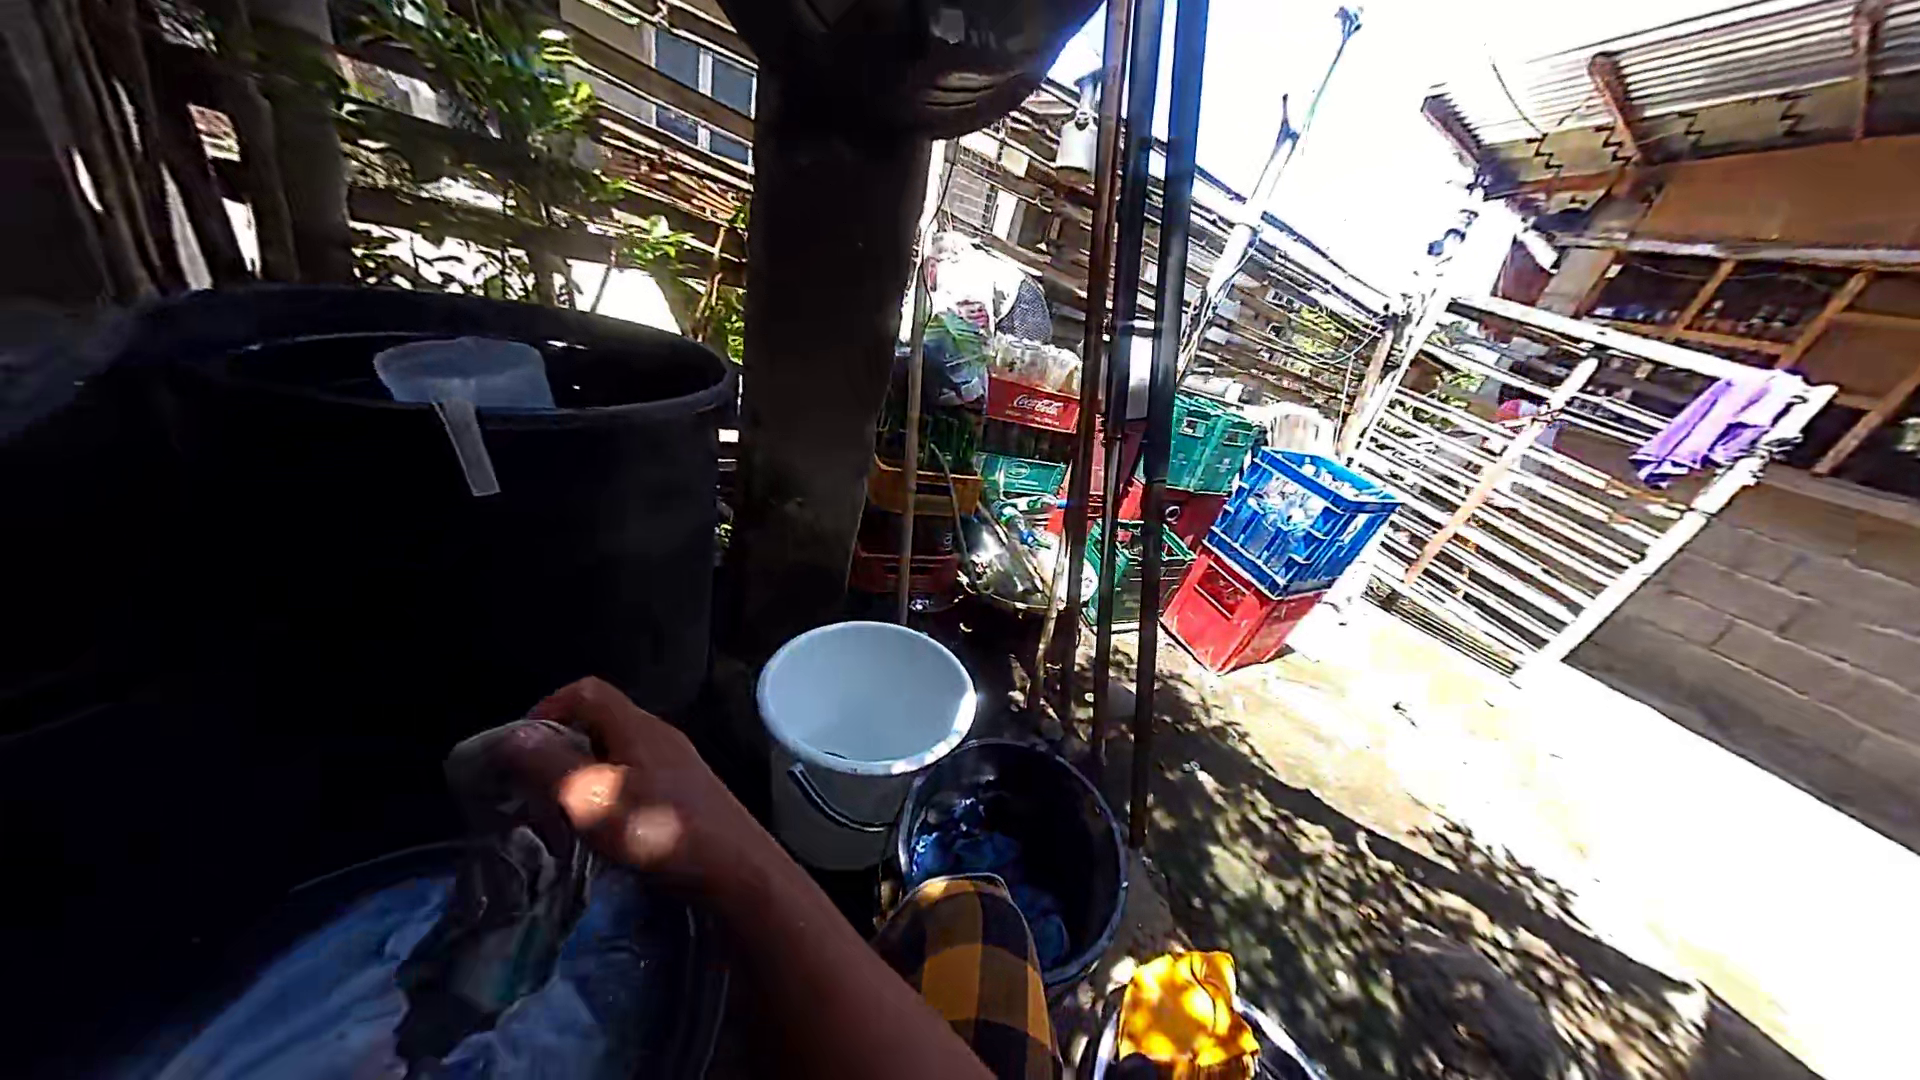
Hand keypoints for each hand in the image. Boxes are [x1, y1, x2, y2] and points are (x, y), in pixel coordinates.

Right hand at [506, 677, 771, 894]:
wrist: (732, 865)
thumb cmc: (659, 829)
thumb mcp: (594, 799)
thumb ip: (552, 765)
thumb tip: (514, 734)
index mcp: (639, 726)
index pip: (587, 691)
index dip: (548, 707)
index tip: (518, 748)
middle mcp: (659, 734)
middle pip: (599, 719)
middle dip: (559, 744)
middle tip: (529, 783)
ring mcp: (675, 760)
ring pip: (615, 748)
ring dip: (580, 769)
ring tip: (555, 806)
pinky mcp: (682, 786)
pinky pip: (633, 772)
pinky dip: (605, 787)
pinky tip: (597, 822)